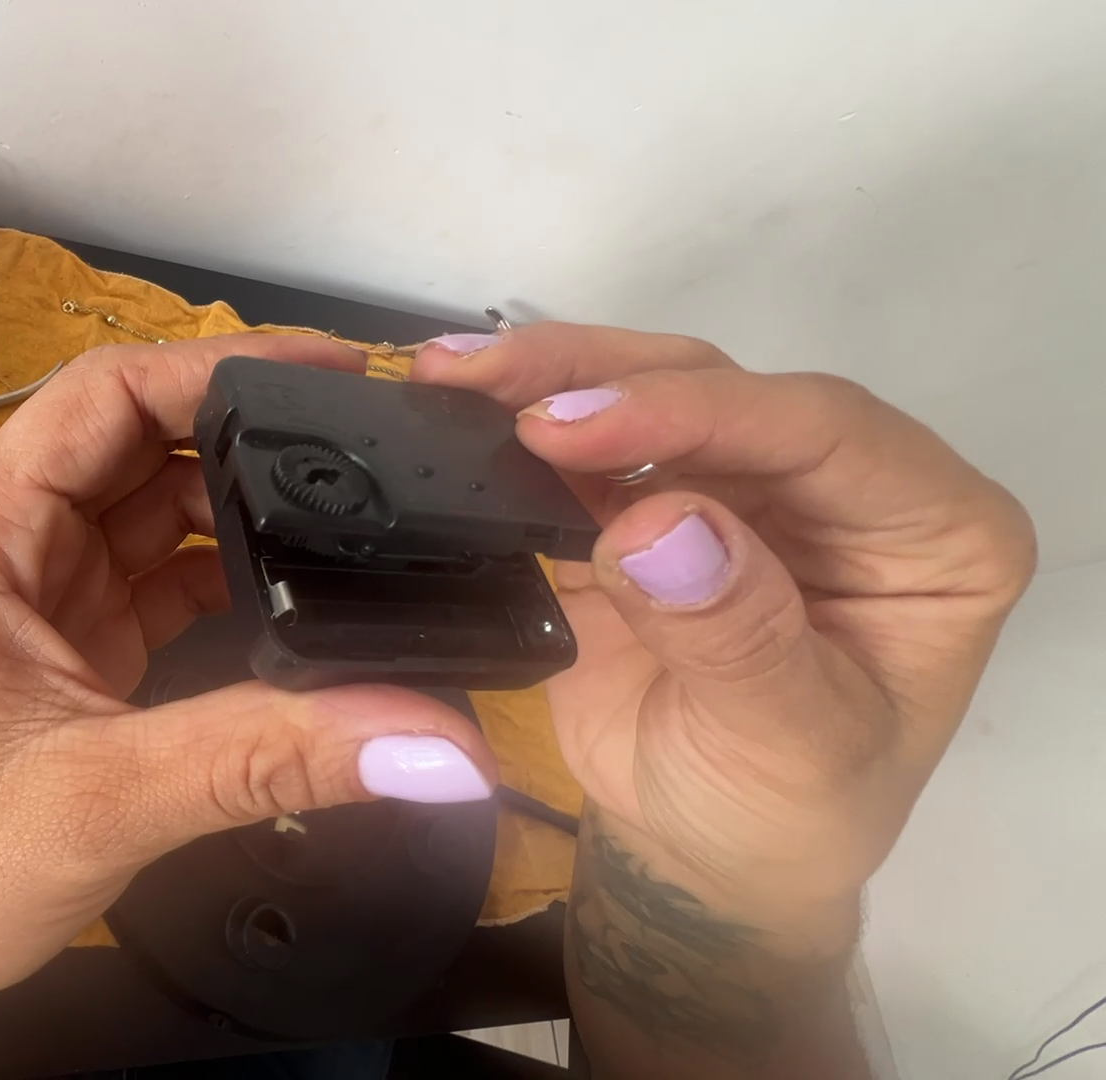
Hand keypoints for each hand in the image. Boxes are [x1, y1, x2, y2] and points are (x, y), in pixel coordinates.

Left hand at [0, 335, 501, 1031]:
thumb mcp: (107, 799)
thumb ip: (271, 757)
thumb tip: (437, 746)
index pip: (102, 397)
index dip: (214, 365)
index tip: (331, 369)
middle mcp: (11, 537)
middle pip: (142, 440)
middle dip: (250, 429)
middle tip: (367, 438)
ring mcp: (47, 583)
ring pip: (162, 504)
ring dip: (249, 504)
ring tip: (355, 508)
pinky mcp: (78, 629)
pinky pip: (167, 571)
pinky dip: (234, 572)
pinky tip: (300, 587)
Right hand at [413, 324, 1035, 927]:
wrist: (690, 836)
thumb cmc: (774, 805)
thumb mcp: (785, 744)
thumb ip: (735, 635)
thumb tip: (653, 526)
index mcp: (915, 531)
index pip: (815, 429)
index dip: (690, 413)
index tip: (566, 430)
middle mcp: (817, 489)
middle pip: (713, 385)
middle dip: (595, 371)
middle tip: (484, 375)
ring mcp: (715, 494)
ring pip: (634, 398)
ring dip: (540, 380)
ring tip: (449, 372)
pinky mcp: (626, 514)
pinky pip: (571, 459)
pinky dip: (510, 436)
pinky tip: (459, 414)